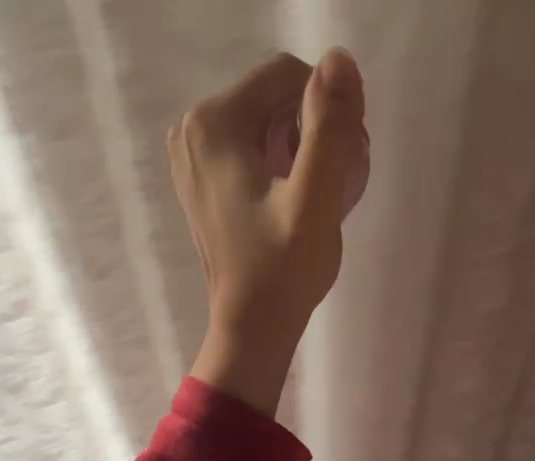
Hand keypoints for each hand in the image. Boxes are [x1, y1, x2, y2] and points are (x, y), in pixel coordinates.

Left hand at [171, 50, 366, 413]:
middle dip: (315, 129)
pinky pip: (252, 147)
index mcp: (214, 123)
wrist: (252, 327)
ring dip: (303, 147)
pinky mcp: (202, 179)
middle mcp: (193, 128)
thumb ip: (328, 127)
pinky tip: (294, 202)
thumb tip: (339, 60)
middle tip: (336, 183)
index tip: (342, 162)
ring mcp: (193, 155)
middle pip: (275, 96)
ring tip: (318, 196)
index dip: (327, 111)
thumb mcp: (315, 198)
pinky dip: (281, 164)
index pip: (288, 76)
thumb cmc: (283, 269)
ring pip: (267, 121)